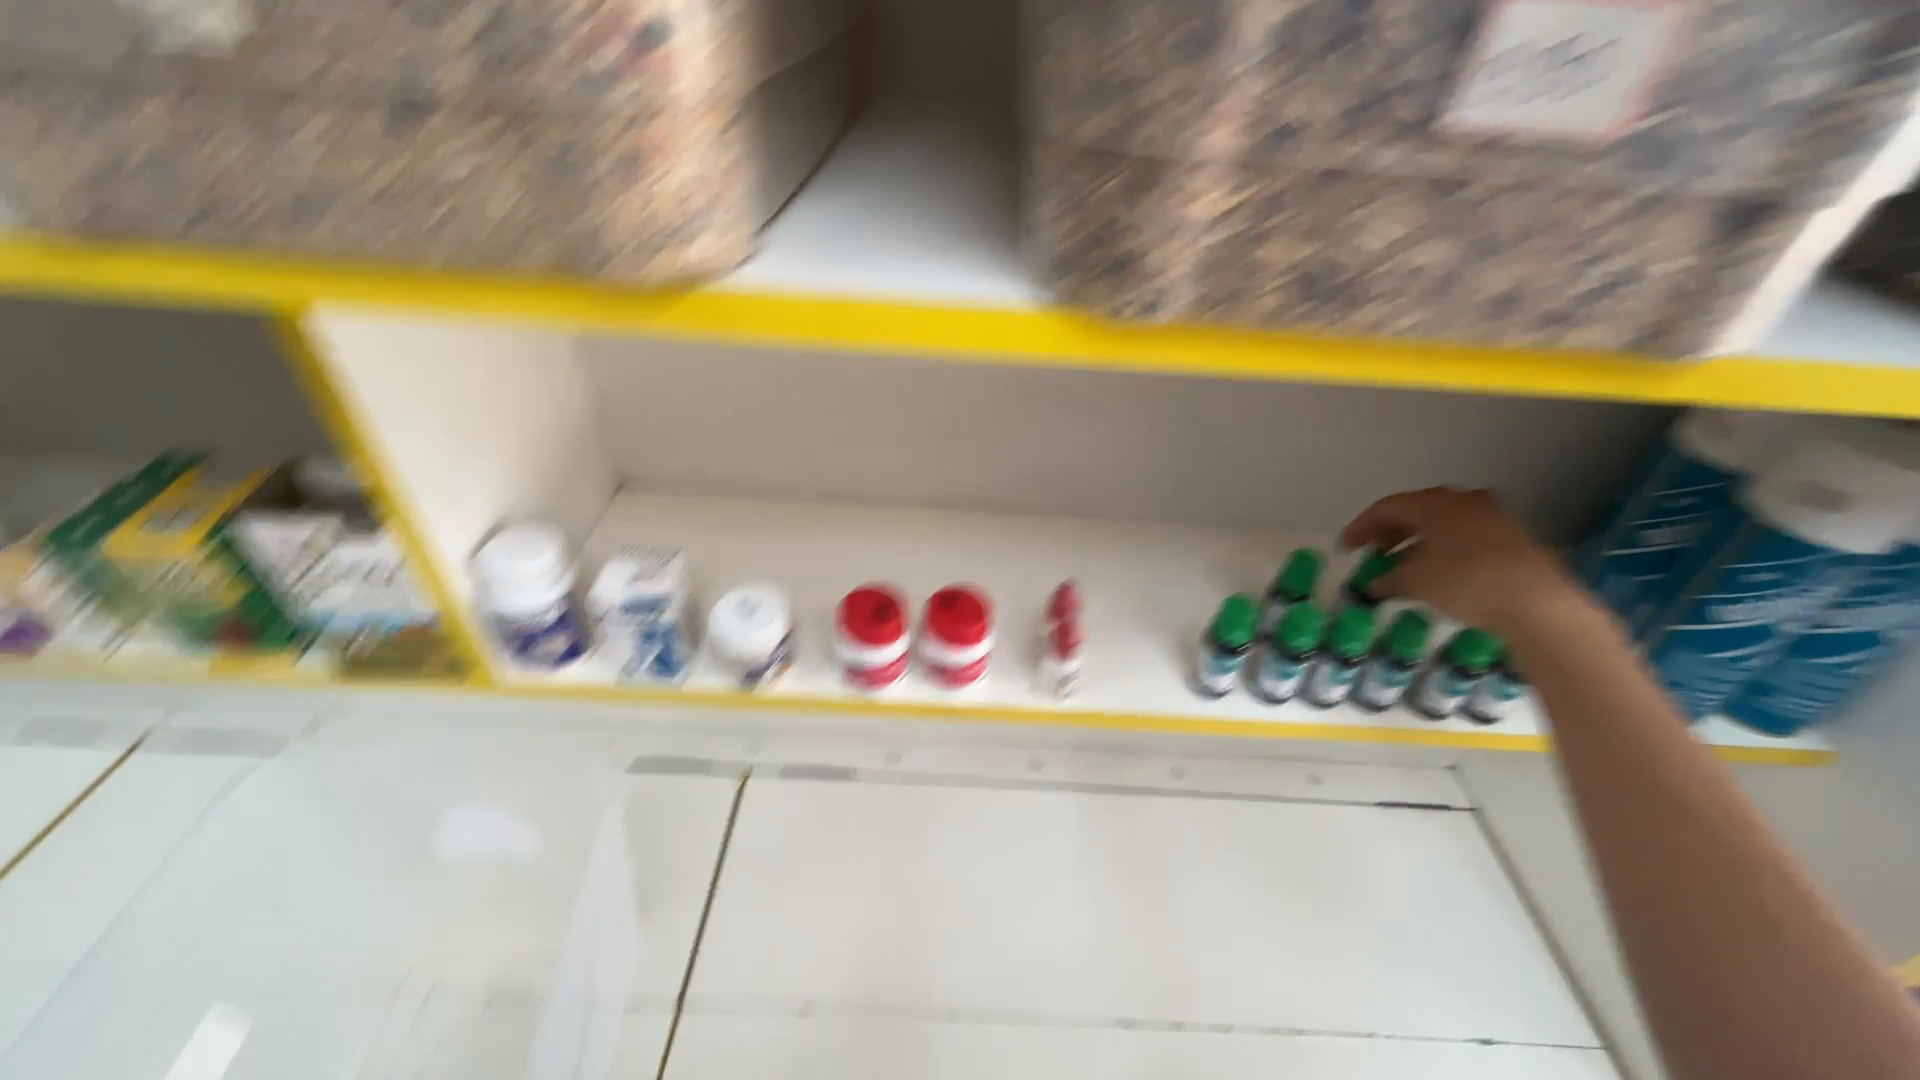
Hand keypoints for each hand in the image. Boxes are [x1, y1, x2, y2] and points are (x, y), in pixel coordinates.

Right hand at [1340, 487, 1587, 637]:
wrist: (1538, 603)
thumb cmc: (1466, 582)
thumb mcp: (1416, 582)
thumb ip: (1388, 579)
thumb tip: (1374, 584)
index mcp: (1434, 503)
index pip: (1386, 508)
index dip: (1361, 527)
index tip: (1346, 549)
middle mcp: (1463, 501)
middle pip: (1416, 511)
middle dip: (1390, 533)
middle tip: (1373, 553)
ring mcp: (1492, 516)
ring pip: (1443, 524)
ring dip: (1417, 542)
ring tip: (1403, 567)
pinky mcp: (1512, 537)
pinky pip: (1465, 536)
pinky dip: (1443, 549)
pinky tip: (1437, 572)